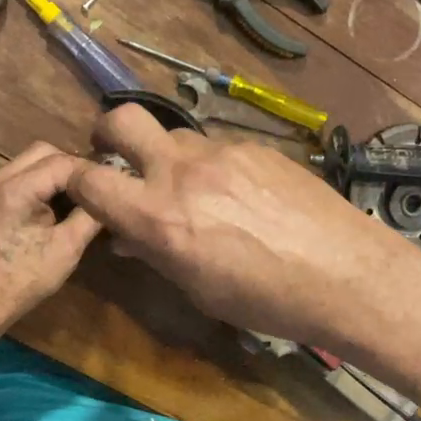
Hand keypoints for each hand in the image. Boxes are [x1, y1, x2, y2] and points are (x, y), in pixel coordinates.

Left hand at [0, 142, 101, 329]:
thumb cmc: (23, 280)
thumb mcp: (67, 249)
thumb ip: (90, 215)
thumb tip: (110, 195)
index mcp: (15, 189)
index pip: (62, 162)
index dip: (90, 172)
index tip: (112, 185)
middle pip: (43, 152)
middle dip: (72, 167)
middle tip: (94, 190)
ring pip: (29, 162)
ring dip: (55, 174)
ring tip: (78, 199)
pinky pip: (17, 177)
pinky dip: (39, 184)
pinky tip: (54, 207)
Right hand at [65, 104, 420, 345]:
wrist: (346, 274)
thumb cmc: (268, 301)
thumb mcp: (200, 290)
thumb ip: (158, 254)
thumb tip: (129, 238)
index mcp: (160, 217)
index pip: (90, 180)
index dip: (73, 180)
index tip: (79, 187)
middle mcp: (183, 172)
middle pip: (122, 120)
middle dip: (106, 132)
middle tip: (114, 155)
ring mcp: (223, 152)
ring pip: (175, 136)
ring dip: (166, 155)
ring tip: (189, 190)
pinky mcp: (256, 147)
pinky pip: (217, 147)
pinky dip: (210, 166)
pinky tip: (239, 197)